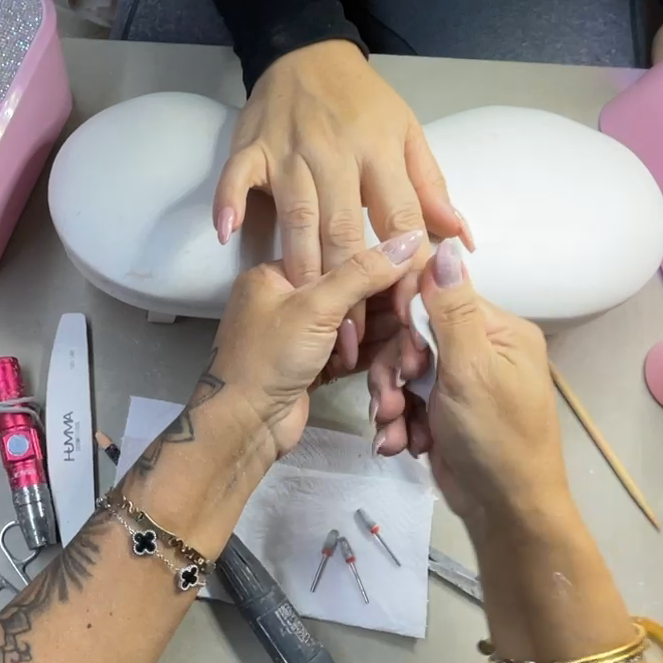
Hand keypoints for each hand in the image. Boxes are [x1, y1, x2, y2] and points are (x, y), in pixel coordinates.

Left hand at [206, 230, 425, 459]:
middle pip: (346, 292)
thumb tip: (410, 238)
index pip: (334, 257)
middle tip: (417, 311)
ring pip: (350, 324)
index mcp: (272, 276)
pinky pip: (347, 351)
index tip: (415, 274)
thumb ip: (362, 273)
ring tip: (416, 334)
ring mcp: (295, 337)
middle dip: (382, 304)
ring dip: (382, 331)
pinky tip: (403, 353)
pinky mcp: (309, 366)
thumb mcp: (316, 306)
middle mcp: (282, 302)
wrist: (244, 423)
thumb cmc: (270, 357)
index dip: (376, 267)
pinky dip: (371, 352)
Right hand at [215, 40, 468, 367]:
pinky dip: (229, 204)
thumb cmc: (361, 101)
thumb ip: (430, 187)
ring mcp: (289, 152)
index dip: (404, 267)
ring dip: (301, 270)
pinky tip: (226, 234)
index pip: (399, 218)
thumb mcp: (407, 134)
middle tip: (352, 338)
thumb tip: (462, 239)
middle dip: (349, 289)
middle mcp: (336, 155)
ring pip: (296, 219)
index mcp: (380, 152)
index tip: (407, 313)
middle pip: (344, 231)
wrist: (306, 52)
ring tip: (306, 316)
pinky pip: (236, 179)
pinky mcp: (251, 149)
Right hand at [409, 240, 570, 531]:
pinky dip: (396, 423)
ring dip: (388, 403)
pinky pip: (403, 401)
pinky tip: (399, 443)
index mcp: (498, 331)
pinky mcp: (438, 409)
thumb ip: (451, 311)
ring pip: (399, 373)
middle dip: (391, 375)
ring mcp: (456, 381)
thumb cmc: (495, 437)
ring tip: (393, 430)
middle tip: (390, 403)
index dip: (405, 326)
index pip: (435, 299)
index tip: (402, 359)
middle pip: (409, 339)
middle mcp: (478, 349)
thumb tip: (443, 246)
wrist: (502, 508)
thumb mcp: (471, 370)